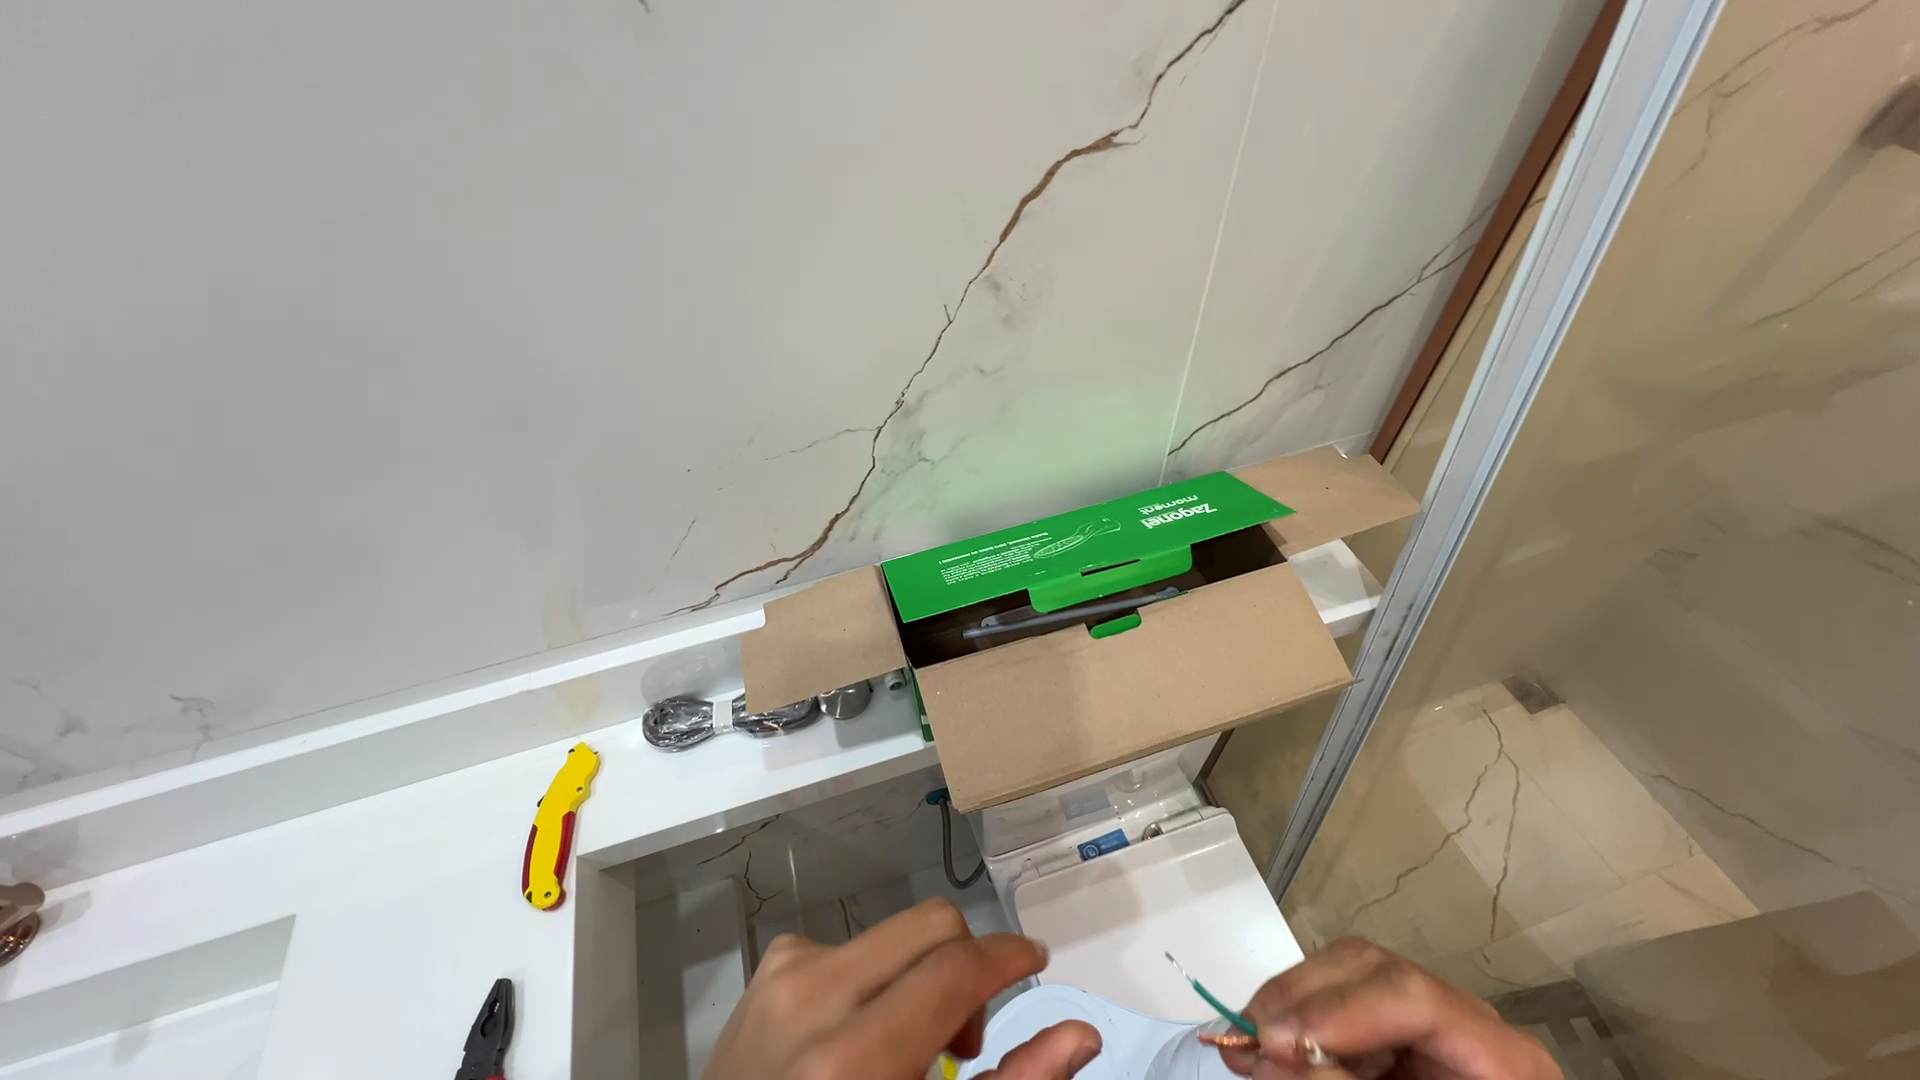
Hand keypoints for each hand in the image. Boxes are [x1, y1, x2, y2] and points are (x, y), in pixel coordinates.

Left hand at [703, 897, 1101, 1079]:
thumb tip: (1078, 1036)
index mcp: (854, 1057)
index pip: (956, 967)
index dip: (1009, 957)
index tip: (1032, 960)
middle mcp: (814, 997)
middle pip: (932, 924)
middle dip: (966, 964)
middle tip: (964, 1033)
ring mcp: (784, 974)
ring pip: (895, 931)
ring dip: (921, 971)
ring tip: (907, 1038)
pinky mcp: (769, 967)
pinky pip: (850, 942)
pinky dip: (874, 975)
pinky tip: (857, 1030)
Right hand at [1220, 938, 1560, 1079]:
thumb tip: (1272, 1058)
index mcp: (1502, 1057)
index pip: (1411, 996)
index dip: (1337, 1010)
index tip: (1277, 1041)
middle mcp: (1466, 1021)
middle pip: (1369, 968)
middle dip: (1298, 997)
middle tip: (1245, 1035)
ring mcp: (1431, 1023)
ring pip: (1345, 974)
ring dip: (1287, 1005)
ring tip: (1245, 1041)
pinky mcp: (1400, 1036)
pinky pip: (1339, 1005)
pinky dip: (1298, 1024)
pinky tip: (1269, 1045)